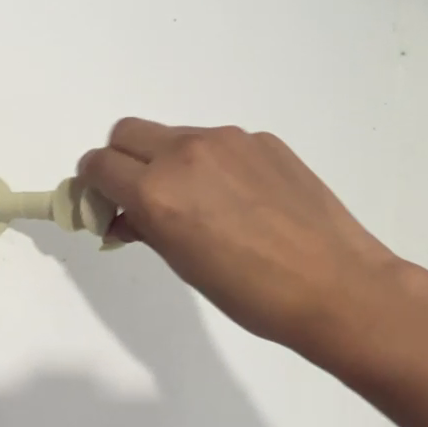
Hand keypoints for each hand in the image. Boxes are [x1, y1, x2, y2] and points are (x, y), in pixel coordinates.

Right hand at [79, 119, 403, 361]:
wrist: (335, 285)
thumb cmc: (250, 293)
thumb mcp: (184, 265)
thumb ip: (146, 228)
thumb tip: (125, 216)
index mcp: (158, 190)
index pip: (99, 165)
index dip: (93, 186)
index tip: (105, 207)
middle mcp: (186, 152)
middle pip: (126, 133)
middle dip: (121, 161)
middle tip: (140, 198)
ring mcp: (229, 140)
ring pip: (174, 136)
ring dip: (167, 161)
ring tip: (199, 204)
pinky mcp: (263, 140)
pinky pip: (217, 143)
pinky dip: (211, 164)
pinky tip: (241, 202)